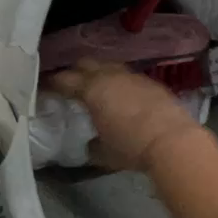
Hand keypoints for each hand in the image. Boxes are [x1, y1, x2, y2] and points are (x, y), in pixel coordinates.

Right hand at [47, 59, 208, 170]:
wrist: (172, 141)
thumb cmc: (131, 147)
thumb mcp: (104, 153)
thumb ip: (92, 146)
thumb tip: (89, 144)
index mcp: (92, 90)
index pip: (64, 80)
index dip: (52, 83)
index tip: (44, 87)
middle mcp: (110, 76)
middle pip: (86, 64)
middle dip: (75, 71)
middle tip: (69, 83)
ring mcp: (133, 76)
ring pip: (109, 66)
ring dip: (99, 73)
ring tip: (96, 86)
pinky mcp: (152, 82)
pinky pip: (128, 76)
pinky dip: (120, 82)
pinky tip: (122, 94)